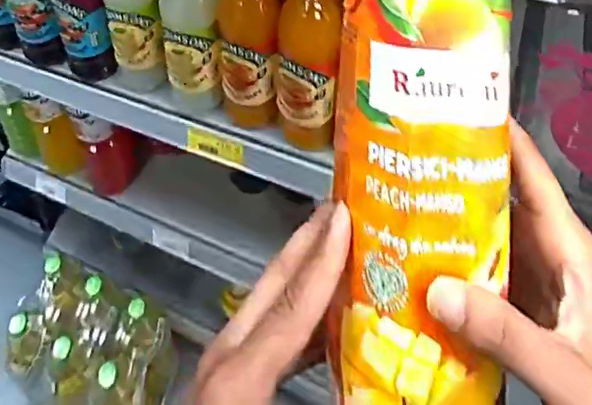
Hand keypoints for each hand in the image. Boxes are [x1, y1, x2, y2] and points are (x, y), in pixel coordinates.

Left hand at [191, 201, 351, 404]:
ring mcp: (224, 364)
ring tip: (342, 249)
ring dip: (306, 275)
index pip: (292, 305)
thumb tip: (368, 384)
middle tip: (340, 206)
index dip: (323, 257)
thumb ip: (329, 397)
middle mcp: (228, 355)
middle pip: (275, 285)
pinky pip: (270, 336)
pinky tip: (326, 319)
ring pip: (272, 306)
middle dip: (308, 241)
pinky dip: (299, 317)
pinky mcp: (229, 379)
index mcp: (238, 371)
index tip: (343, 213)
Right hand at [425, 121, 591, 404]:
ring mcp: (533, 281)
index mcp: (569, 248)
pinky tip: (413, 257)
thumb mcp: (570, 373)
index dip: (499, 133)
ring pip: (483, 231)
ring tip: (398, 192)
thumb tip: (435, 287)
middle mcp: (549, 253)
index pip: (531, 174)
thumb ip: (508, 334)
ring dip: (446, 214)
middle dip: (455, 169)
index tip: (456, 101)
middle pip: (498, 196)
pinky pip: (477, 268)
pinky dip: (448, 258)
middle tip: (405, 148)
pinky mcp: (519, 308)